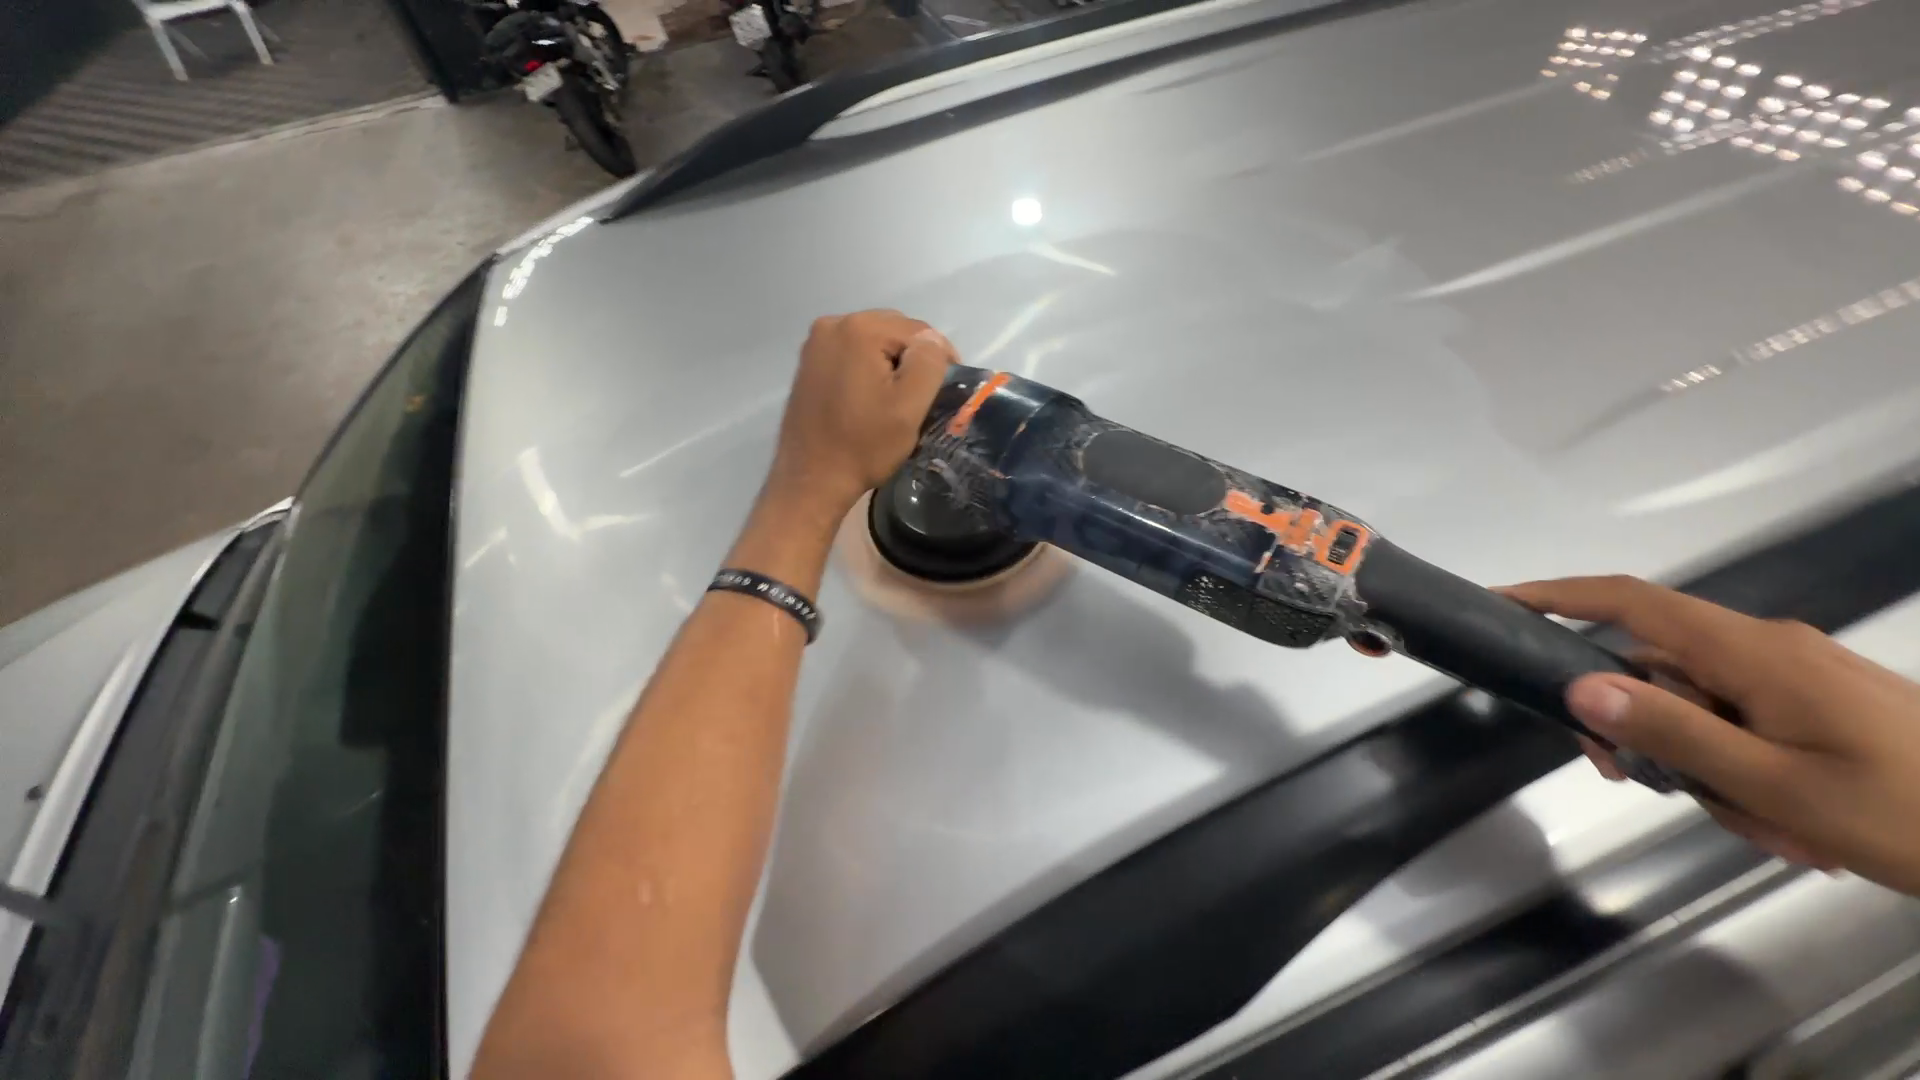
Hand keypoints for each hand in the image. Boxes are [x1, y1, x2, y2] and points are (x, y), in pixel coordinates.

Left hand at [767, 311, 956, 517]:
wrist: (812, 479)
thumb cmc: (864, 445)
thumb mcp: (909, 405)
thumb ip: (929, 362)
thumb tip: (933, 340)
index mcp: (860, 329)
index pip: (919, 330)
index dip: (940, 357)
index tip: (947, 389)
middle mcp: (833, 324)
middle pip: (893, 330)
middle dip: (913, 357)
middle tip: (925, 395)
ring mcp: (816, 343)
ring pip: (873, 340)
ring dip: (891, 362)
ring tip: (899, 397)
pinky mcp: (809, 363)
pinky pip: (852, 352)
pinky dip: (868, 367)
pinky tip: (872, 395)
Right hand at [1499, 575, 1919, 895]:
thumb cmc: (1909, 813)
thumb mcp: (1776, 788)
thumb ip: (1671, 732)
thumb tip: (1580, 688)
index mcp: (1751, 653)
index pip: (1629, 601)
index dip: (1557, 595)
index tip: (1500, 601)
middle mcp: (1767, 648)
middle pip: (1656, 665)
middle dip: (1636, 724)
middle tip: (1633, 783)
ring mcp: (1797, 673)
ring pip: (1699, 702)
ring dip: (1701, 762)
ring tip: (1757, 827)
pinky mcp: (1819, 699)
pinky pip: (1741, 718)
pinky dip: (1737, 766)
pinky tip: (1781, 821)